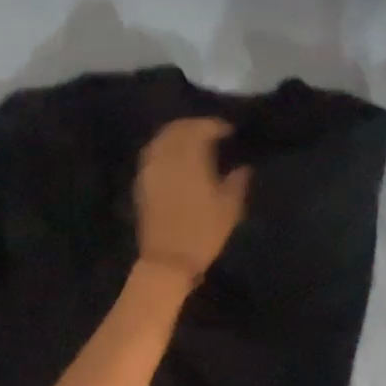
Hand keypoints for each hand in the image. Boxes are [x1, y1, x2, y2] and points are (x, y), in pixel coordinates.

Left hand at [135, 117, 250, 283]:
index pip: (200, 128)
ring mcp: (150, 169)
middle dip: (194, 126)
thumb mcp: (229, 208)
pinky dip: (164, 149)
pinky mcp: (141, 183)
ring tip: (193, 143)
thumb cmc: (203, 233)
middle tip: (210, 132)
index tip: (230, 131)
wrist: (167, 260)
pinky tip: (175, 160)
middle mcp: (166, 156)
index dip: (216, 125)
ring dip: (177, 135)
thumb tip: (243, 168)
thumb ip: (237, 182)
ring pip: (161, 139)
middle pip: (176, 129)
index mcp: (189, 157)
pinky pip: (152, 155)